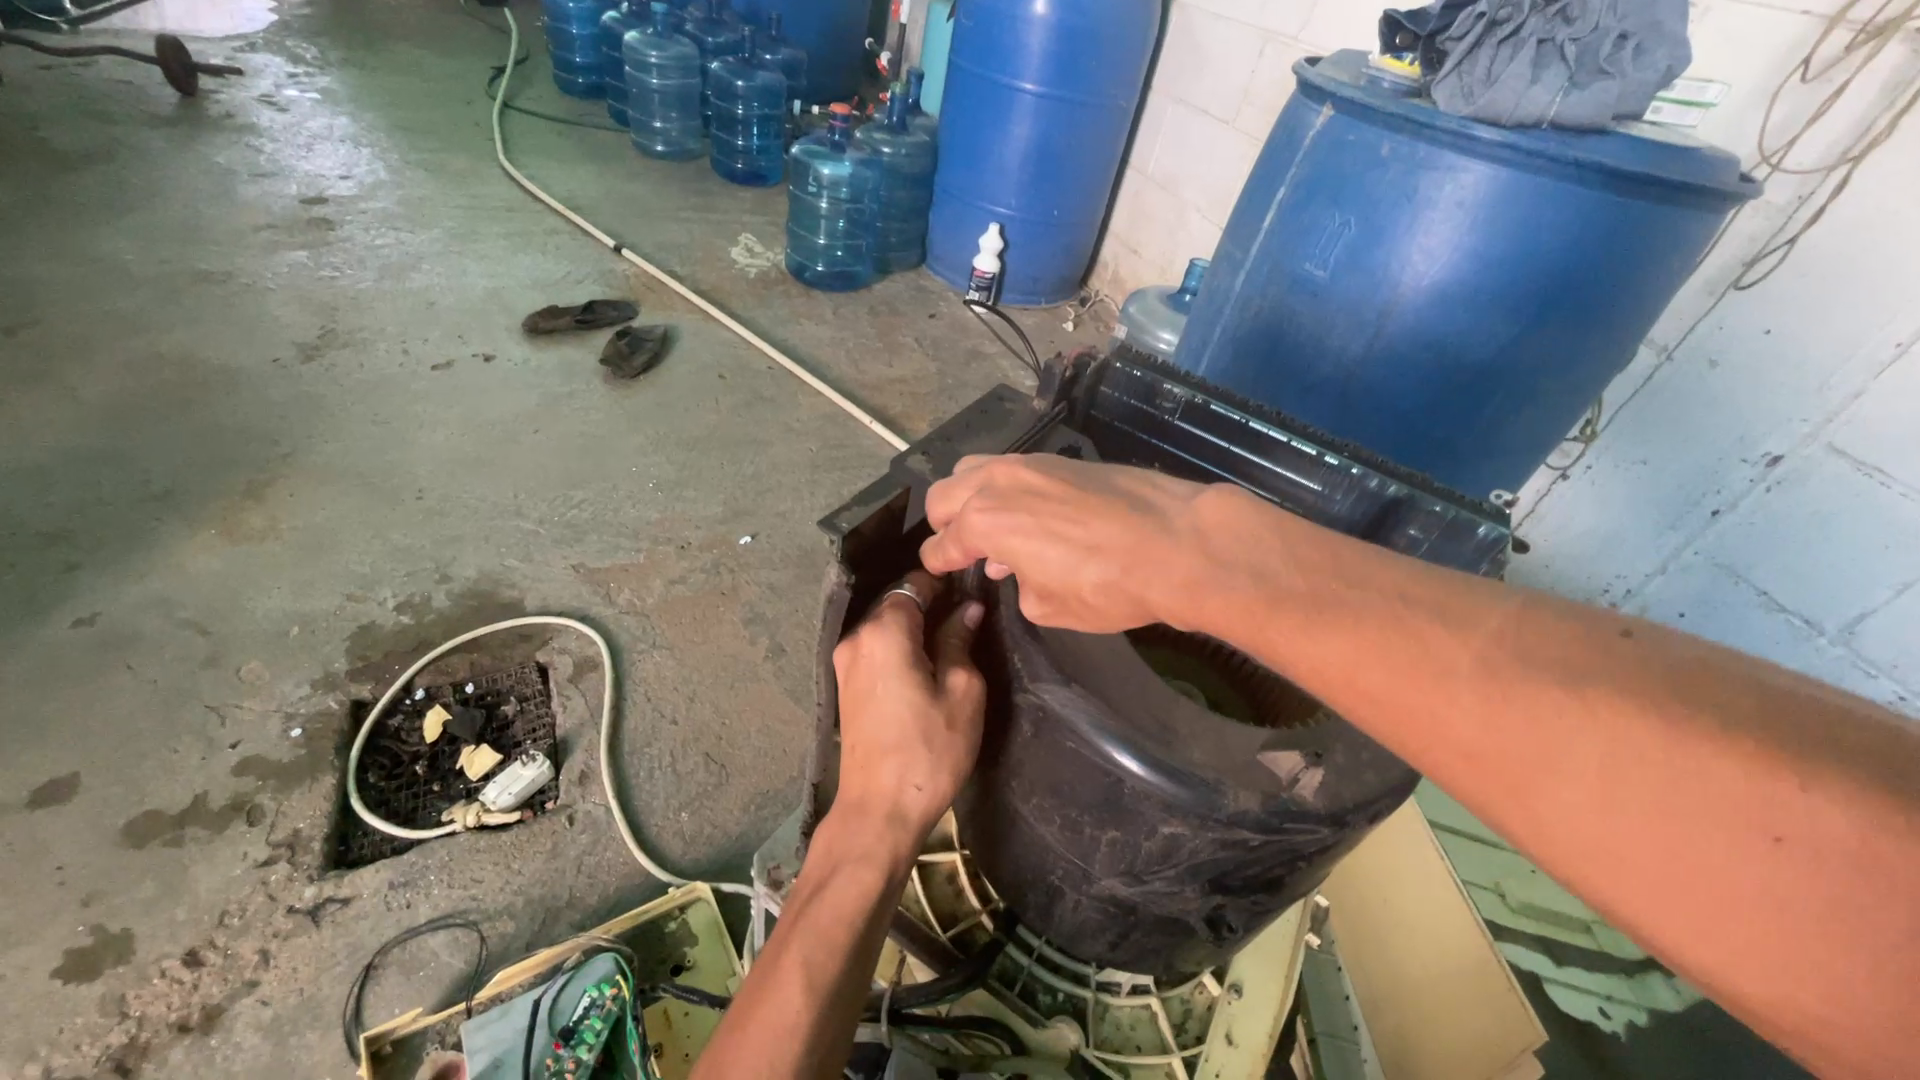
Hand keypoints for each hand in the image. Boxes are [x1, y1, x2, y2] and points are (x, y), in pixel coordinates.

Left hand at [830, 571, 986, 845]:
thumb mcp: (962, 692)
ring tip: (950, 640)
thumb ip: (959, 641)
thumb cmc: (929, 750)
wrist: (879, 809)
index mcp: (884, 631)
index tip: (971, 589)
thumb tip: (966, 610)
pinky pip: (875, 648)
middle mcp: (856, 637)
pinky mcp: (844, 686)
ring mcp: (844, 663)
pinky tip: (923, 663)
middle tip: (966, 615)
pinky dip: (899, 646)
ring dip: (914, 626)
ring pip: (884, 626)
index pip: (915, 584)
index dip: (944, 583)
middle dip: (929, 603)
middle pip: (896, 602)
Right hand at [919, 454, 1215, 633]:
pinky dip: (1007, 489)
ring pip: (976, 469)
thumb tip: (1017, 569)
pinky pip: (1015, 469)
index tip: (939, 571)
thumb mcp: (1047, 606)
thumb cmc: (1107, 585)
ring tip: (991, 526)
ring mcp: (1032, 464)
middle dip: (943, 523)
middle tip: (959, 548)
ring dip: (971, 497)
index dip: (937, 563)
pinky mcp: (1063, 460)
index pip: (942, 543)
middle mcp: (998, 482)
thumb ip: (1018, 585)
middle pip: (944, 494)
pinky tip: (1030, 514)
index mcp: (985, 521)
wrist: (1178, 543)